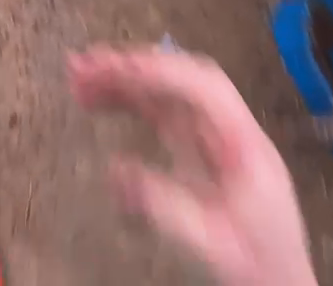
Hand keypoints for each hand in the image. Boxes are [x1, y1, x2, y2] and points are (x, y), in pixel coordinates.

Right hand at [68, 47, 315, 285]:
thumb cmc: (253, 265)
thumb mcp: (210, 241)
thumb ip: (165, 204)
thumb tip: (114, 167)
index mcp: (244, 144)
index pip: (204, 87)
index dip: (159, 71)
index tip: (116, 68)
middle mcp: (228, 128)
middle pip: (180, 79)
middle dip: (131, 66)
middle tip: (83, 66)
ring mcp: (212, 134)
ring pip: (165, 91)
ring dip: (122, 79)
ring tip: (78, 79)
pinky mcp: (196, 145)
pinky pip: (159, 110)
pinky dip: (128, 99)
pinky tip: (99, 101)